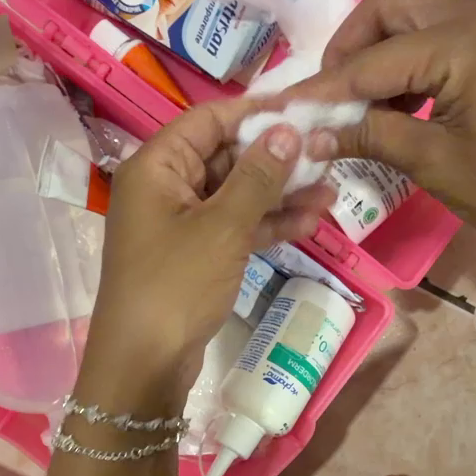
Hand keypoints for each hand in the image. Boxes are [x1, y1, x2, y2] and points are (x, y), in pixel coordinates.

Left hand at [80, 100, 335, 400]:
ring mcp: (180, 224)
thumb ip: (257, 176)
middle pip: (225, 157)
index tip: (305, 112)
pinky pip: (234, 227)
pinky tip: (310, 223)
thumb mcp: (223, 227)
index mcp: (157, 166)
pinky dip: (267, 225)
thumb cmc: (176, 285)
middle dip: (277, 159)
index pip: (209, 120)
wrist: (144, 363)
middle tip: (329, 155)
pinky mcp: (195, 255)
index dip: (256, 114)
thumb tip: (287, 130)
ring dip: (280, 195)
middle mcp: (164, 187)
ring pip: (236, 195)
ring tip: (331, 194)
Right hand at [287, 0, 475, 264]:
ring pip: (414, 15)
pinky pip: (440, 34)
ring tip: (360, 108)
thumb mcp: (435, 163)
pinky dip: (409, 61)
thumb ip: (371, 136)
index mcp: (464, 41)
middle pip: (390, 6)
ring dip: (379, 54)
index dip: (324, 88)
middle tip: (329, 99)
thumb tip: (310, 137)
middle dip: (349, 48)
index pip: (372, 58)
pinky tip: (398, 105)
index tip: (283, 111)